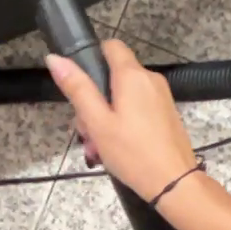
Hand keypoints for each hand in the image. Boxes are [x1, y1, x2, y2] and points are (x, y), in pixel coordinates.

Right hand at [46, 40, 199, 201]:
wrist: (175, 182)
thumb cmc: (133, 153)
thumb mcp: (98, 123)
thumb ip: (77, 89)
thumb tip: (55, 59)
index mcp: (132, 75)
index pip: (110, 46)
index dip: (92, 60)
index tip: (80, 86)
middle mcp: (150, 79)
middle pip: (114, 76)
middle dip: (95, 100)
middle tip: (87, 131)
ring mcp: (161, 97)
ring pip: (125, 96)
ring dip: (107, 117)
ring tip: (98, 148)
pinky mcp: (167, 114)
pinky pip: (139, 109)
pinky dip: (124, 123)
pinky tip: (116, 149)